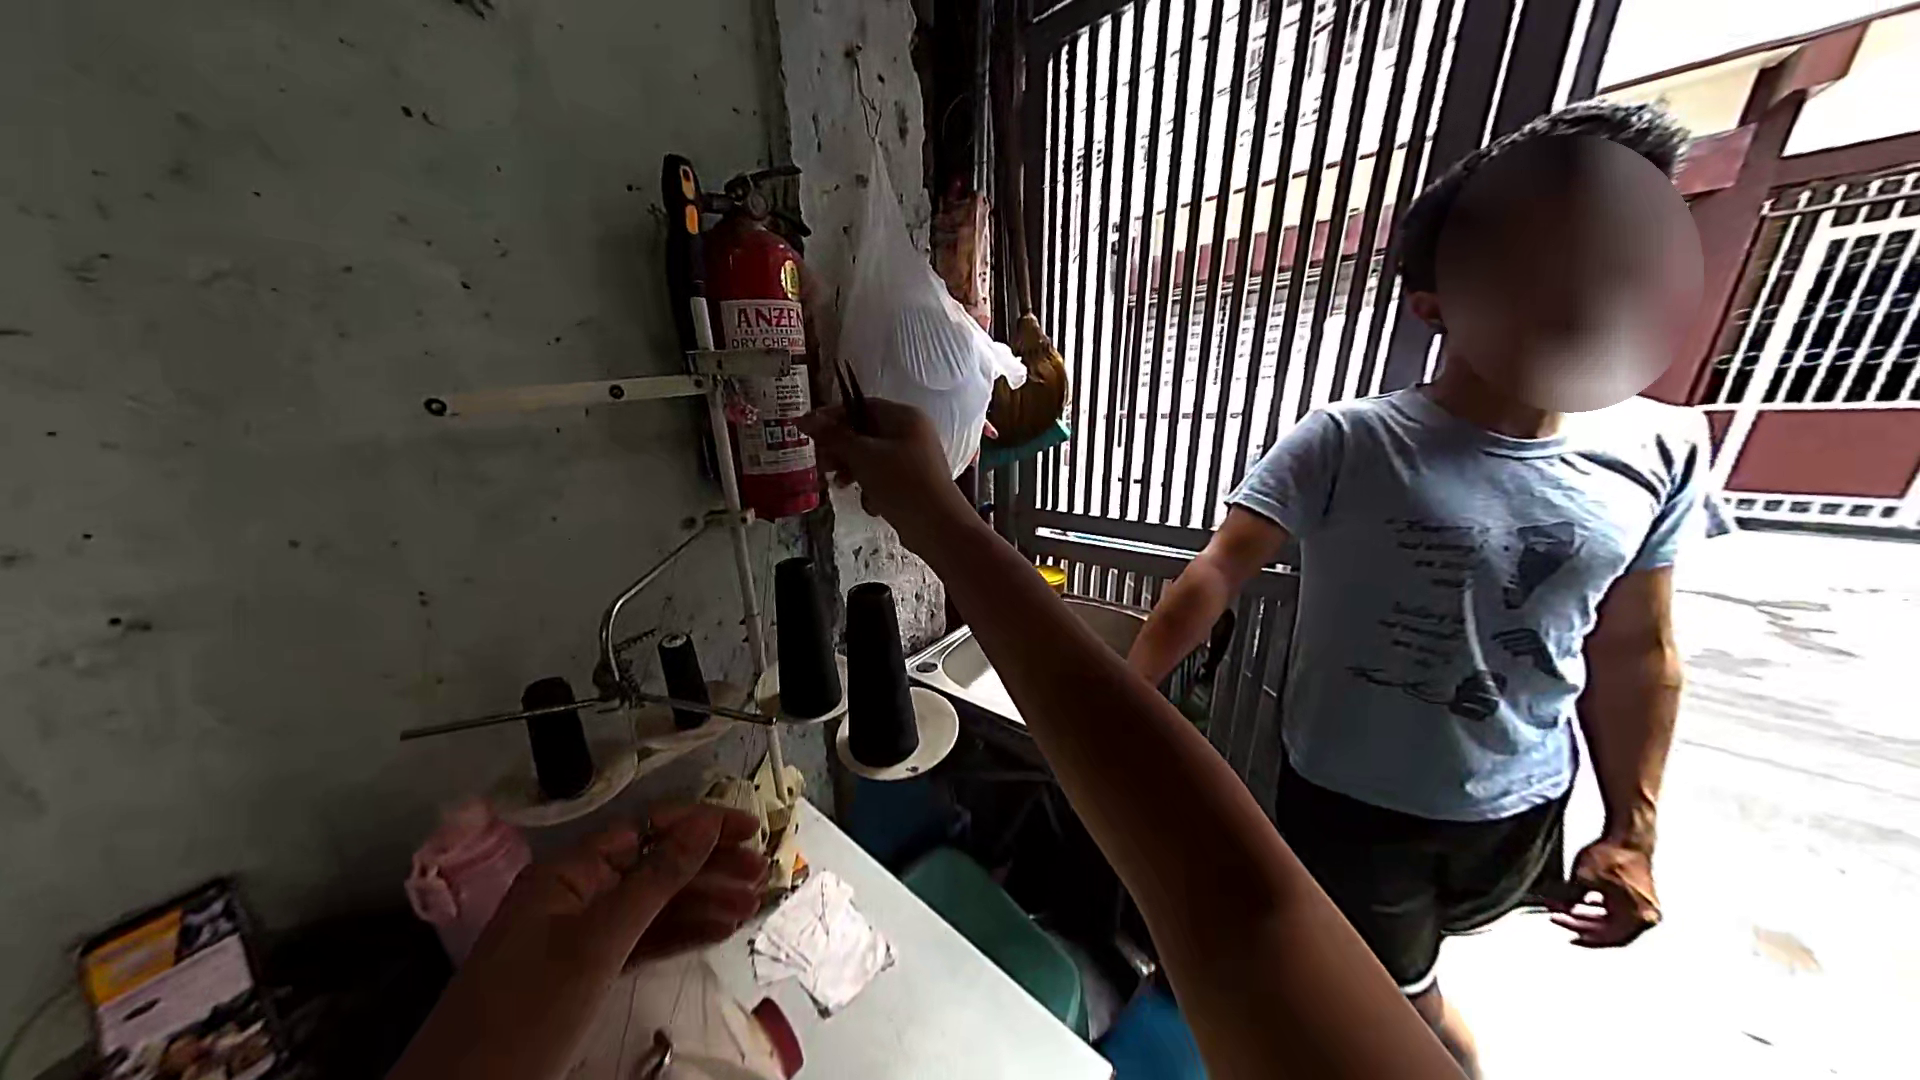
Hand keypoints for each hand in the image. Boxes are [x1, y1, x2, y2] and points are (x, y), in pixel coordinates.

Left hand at [481, 804, 767, 976]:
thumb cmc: (524, 1014)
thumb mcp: (598, 942)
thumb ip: (657, 878)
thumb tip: (706, 822)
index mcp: (571, 872)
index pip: (648, 829)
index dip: (701, 824)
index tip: (749, 828)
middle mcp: (580, 892)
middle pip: (658, 864)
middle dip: (711, 866)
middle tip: (760, 874)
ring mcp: (585, 932)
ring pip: (658, 903)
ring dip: (705, 901)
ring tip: (751, 904)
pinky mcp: (590, 967)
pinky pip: (647, 938)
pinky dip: (683, 933)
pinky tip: (720, 929)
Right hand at [797, 400, 975, 548]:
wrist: (937, 526)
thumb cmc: (901, 483)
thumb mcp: (863, 456)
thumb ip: (834, 436)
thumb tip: (804, 418)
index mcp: (904, 417)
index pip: (861, 406)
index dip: (832, 417)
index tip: (806, 430)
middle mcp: (911, 433)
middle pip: (864, 433)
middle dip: (840, 450)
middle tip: (821, 466)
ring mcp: (913, 459)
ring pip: (871, 458)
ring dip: (852, 470)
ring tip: (840, 485)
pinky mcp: (912, 482)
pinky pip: (882, 477)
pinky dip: (871, 487)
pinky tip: (869, 503)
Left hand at [1550, 837, 1659, 946]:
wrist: (1627, 839)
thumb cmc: (1609, 858)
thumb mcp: (1583, 878)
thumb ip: (1570, 897)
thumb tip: (1554, 908)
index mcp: (1638, 917)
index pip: (1611, 937)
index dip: (1586, 937)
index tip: (1565, 934)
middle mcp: (1647, 916)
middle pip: (1611, 930)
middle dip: (1582, 924)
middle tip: (1557, 918)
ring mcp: (1646, 907)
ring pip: (1613, 919)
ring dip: (1588, 915)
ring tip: (1564, 910)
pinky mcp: (1640, 897)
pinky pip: (1617, 909)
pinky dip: (1597, 907)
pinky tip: (1581, 901)